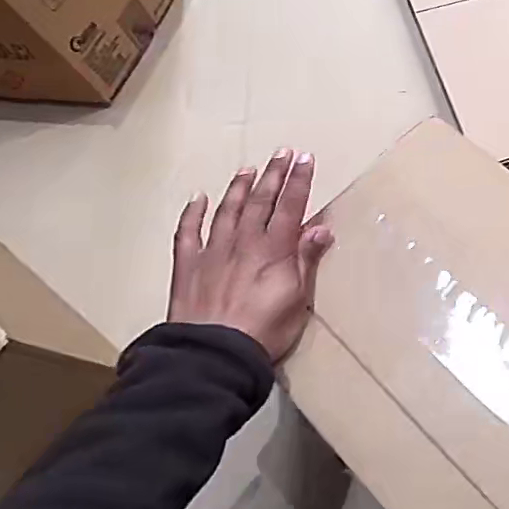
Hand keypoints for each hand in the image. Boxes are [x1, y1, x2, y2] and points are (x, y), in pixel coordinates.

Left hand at [169, 149, 335, 362]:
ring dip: (239, 188)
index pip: (291, 207)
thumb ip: (306, 260)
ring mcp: (213, 252)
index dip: (299, 181)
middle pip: (260, 202)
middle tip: (281, 152)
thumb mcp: (298, 298)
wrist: (213, 356)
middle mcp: (244, 243)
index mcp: (274, 250)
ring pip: (227, 211)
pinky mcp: (188, 268)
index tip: (305, 158)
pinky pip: (187, 234)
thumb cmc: (265, 330)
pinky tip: (197, 198)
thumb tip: (320, 228)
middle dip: (274, 175)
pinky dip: (192, 214)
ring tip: (248, 169)